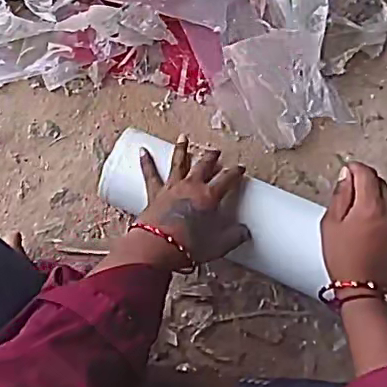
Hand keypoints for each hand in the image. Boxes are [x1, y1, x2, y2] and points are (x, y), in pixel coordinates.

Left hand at [97, 137, 249, 273]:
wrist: (157, 247)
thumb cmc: (188, 247)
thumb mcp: (218, 245)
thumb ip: (234, 237)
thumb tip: (245, 232)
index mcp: (209, 196)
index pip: (227, 179)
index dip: (235, 172)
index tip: (240, 168)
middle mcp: (191, 186)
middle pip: (203, 165)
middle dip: (211, 157)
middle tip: (215, 151)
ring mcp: (171, 187)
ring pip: (178, 163)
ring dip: (181, 149)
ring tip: (183, 138)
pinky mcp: (154, 193)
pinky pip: (150, 174)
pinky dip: (146, 162)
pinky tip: (142, 151)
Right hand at [322, 163, 386, 298]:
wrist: (367, 294)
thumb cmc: (345, 262)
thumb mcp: (330, 225)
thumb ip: (340, 196)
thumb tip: (348, 176)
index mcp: (371, 207)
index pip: (366, 173)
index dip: (354, 170)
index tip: (348, 172)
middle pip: (381, 186)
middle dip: (366, 188)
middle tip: (350, 204)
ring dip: (379, 205)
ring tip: (363, 225)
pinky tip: (376, 236)